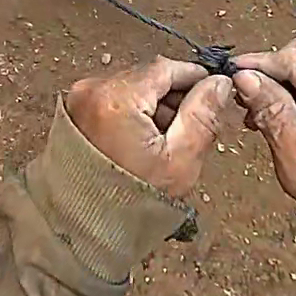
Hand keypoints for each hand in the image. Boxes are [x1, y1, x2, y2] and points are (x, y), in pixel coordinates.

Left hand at [65, 58, 234, 198]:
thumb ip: (202, 116)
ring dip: (154, 103)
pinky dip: (133, 110)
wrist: (82, 228)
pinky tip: (144, 140)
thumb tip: (220, 82)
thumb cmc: (132, 200)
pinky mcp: (75, 108)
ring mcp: (80, 97)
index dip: (193, 76)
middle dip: (173, 94)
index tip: (214, 89)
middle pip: (146, 75)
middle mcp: (93, 88)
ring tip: (167, 139)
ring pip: (131, 85)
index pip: (164, 67)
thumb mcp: (179, 161)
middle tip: (193, 124)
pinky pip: (113, 97)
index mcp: (116, 97)